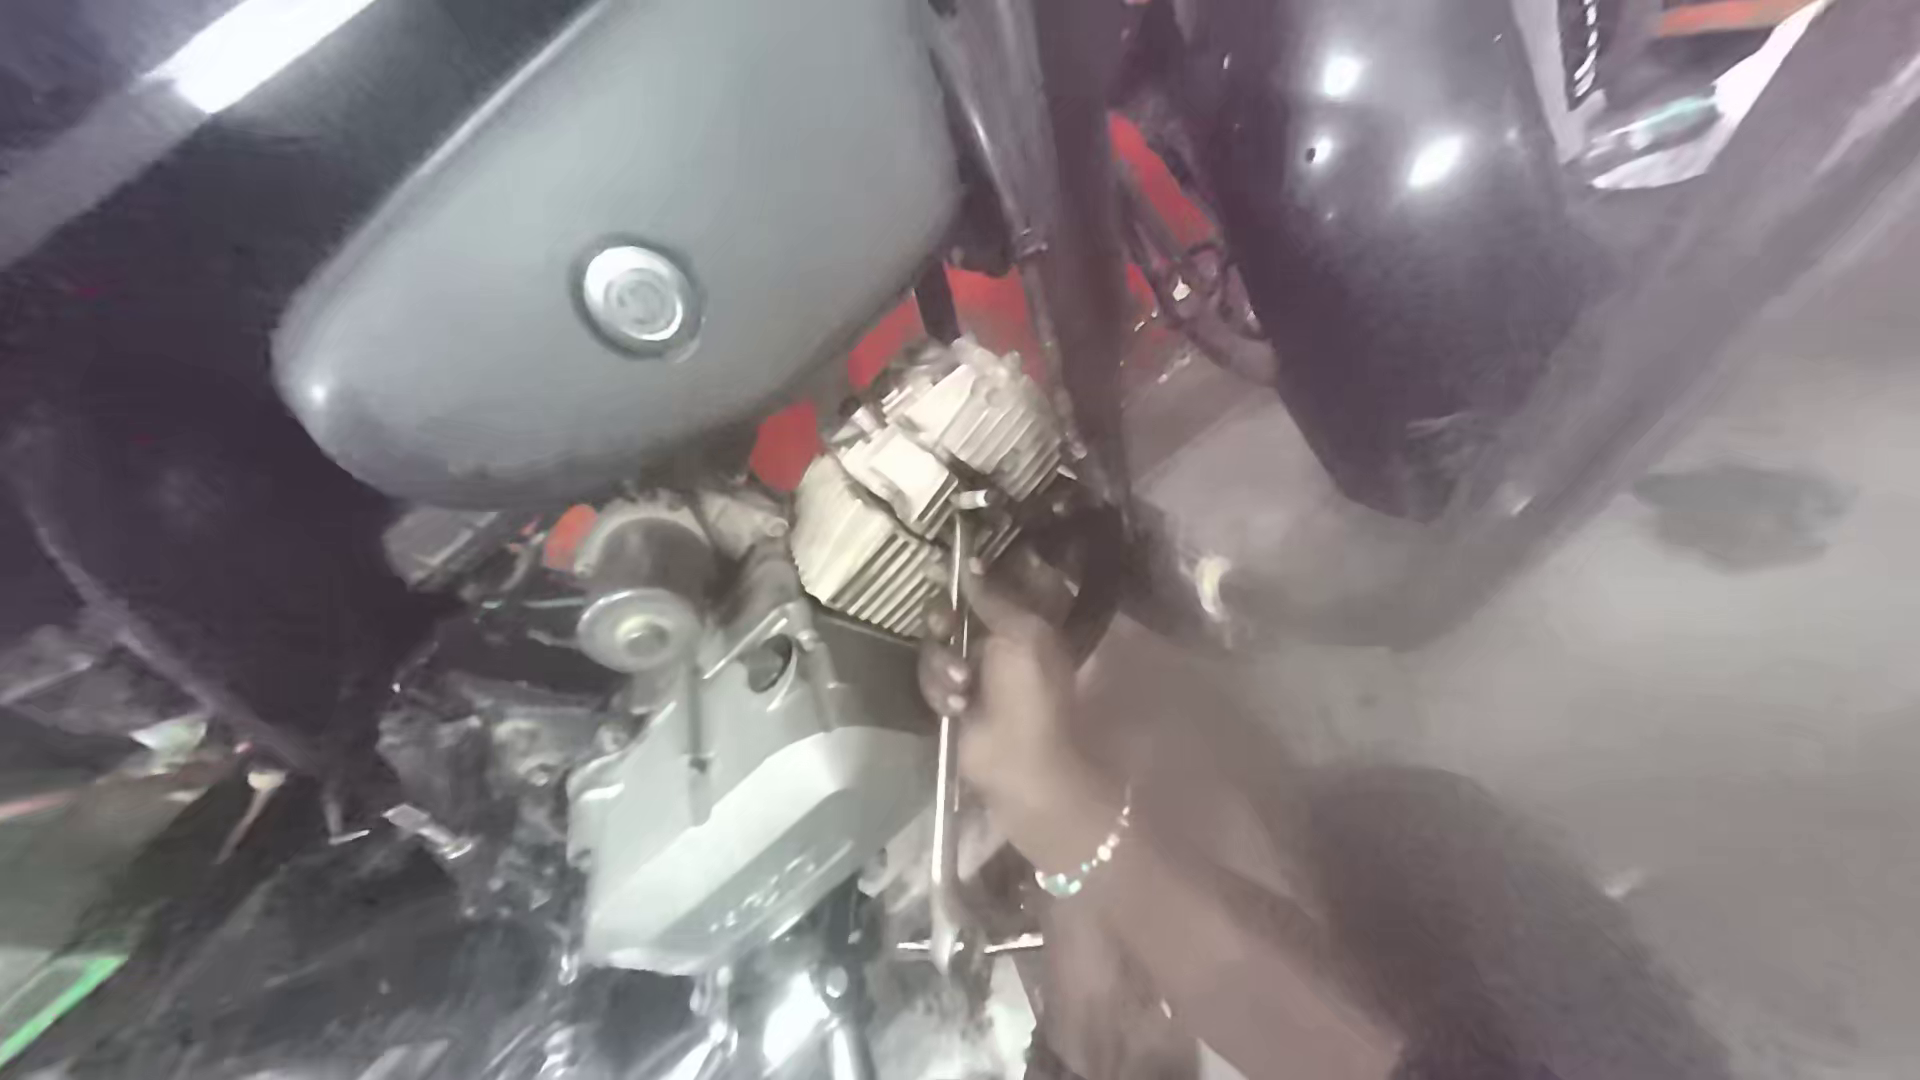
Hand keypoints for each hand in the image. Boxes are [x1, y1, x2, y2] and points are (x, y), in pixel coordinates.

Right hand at [920, 571, 1118, 871]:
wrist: (1020, 764)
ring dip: (943, 665)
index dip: (966, 579)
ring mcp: (968, 672)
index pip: (984, 589)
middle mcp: (990, 643)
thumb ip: (994, 599)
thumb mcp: (1022, 636)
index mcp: (1017, 625)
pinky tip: (958, 708)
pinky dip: (940, 692)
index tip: (943, 567)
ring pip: (933, 647)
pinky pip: (928, 679)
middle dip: (945, 621)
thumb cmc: (1032, 696)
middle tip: (948, 627)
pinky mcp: (948, 698)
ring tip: (963, 687)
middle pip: (949, 614)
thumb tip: (972, 563)